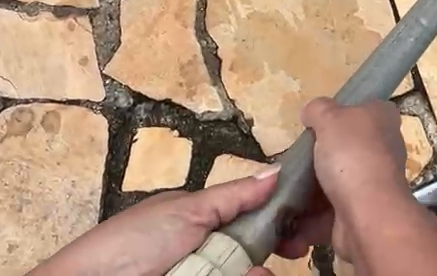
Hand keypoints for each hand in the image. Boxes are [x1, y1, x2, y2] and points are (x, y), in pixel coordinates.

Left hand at [28, 168, 279, 275]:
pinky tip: (257, 274)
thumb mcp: (188, 211)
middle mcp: (202, 252)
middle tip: (296, 252)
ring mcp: (199, 272)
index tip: (301, 232)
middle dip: (273, 250)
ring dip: (256, 270)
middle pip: (247, 251)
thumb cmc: (136, 243)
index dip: (276, 222)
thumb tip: (277, 170)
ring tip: (269, 269)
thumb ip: (234, 196)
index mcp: (200, 221)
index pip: (247, 218)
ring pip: (240, 270)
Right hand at [277, 98, 411, 261]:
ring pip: (335, 182)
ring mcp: (372, 185)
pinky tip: (288, 215)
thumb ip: (318, 109)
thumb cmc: (352, 155)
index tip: (319, 122)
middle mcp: (383, 150)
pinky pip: (328, 213)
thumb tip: (311, 112)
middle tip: (296, 156)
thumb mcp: (330, 117)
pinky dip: (309, 217)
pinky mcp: (359, 215)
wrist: (367, 216)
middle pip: (347, 147)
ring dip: (310, 189)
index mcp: (383, 119)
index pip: (366, 108)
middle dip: (321, 155)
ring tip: (284, 187)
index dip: (344, 112)